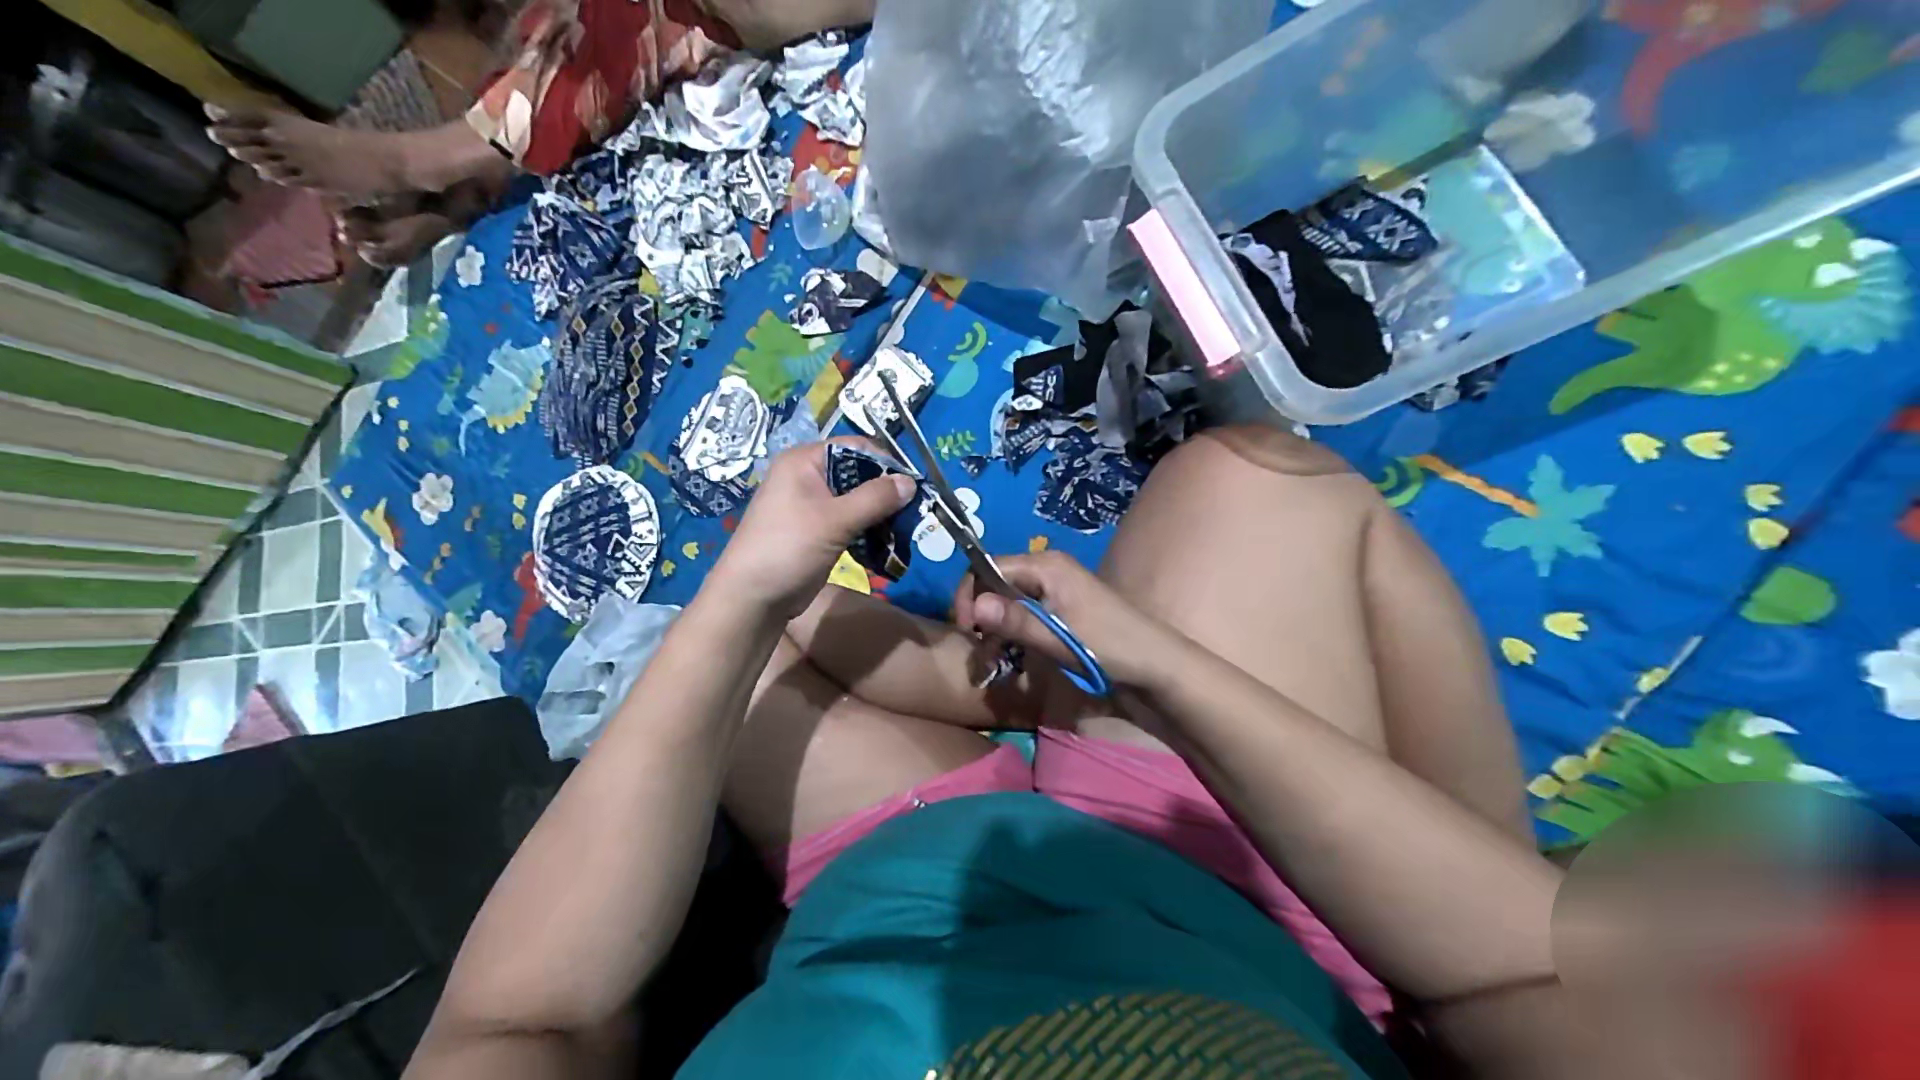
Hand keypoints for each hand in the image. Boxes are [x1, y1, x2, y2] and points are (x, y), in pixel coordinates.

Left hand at [708, 438, 916, 619]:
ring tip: (905, 529)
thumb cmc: (788, 548)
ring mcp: (813, 505)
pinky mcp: (819, 531)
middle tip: (914, 510)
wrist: (753, 597)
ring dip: (881, 514)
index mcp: (804, 461)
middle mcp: (808, 477)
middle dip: (886, 491)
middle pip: (858, 473)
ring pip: (858, 500)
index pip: (855, 447)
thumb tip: (911, 481)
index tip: (913, 484)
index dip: (885, 462)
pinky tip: (888, 543)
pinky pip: (851, 521)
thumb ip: (875, 498)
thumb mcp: (834, 520)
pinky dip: (870, 529)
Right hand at [953, 551, 1180, 688]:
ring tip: (993, 666)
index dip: (970, 595)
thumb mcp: (1060, 637)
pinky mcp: (1059, 613)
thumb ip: (1016, 622)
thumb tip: (974, 606)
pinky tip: (1010, 661)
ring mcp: (1054, 592)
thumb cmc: (1111, 646)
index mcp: (1046, 566)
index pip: (988, 567)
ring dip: (995, 634)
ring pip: (1006, 605)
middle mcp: (1046, 571)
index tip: (967, 631)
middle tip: (981, 656)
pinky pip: (1023, 618)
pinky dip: (1012, 638)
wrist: (1157, 667)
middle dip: (981, 619)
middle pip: (995, 586)